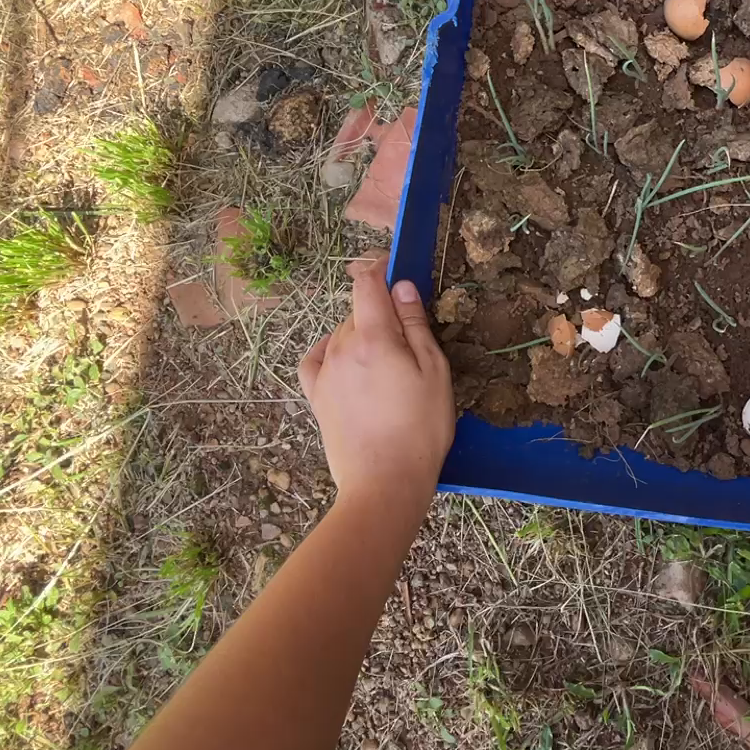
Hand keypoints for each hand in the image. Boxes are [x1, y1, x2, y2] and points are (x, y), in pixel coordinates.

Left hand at [298, 253, 455, 504]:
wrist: (384, 482)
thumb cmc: (420, 427)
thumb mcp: (433, 371)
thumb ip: (415, 325)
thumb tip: (402, 286)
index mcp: (373, 336)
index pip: (367, 283)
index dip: (380, 267)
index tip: (396, 267)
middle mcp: (341, 347)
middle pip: (357, 310)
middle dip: (380, 308)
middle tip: (410, 331)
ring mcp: (325, 372)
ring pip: (341, 333)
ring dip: (363, 332)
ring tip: (391, 360)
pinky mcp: (316, 396)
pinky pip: (318, 358)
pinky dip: (331, 349)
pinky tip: (345, 357)